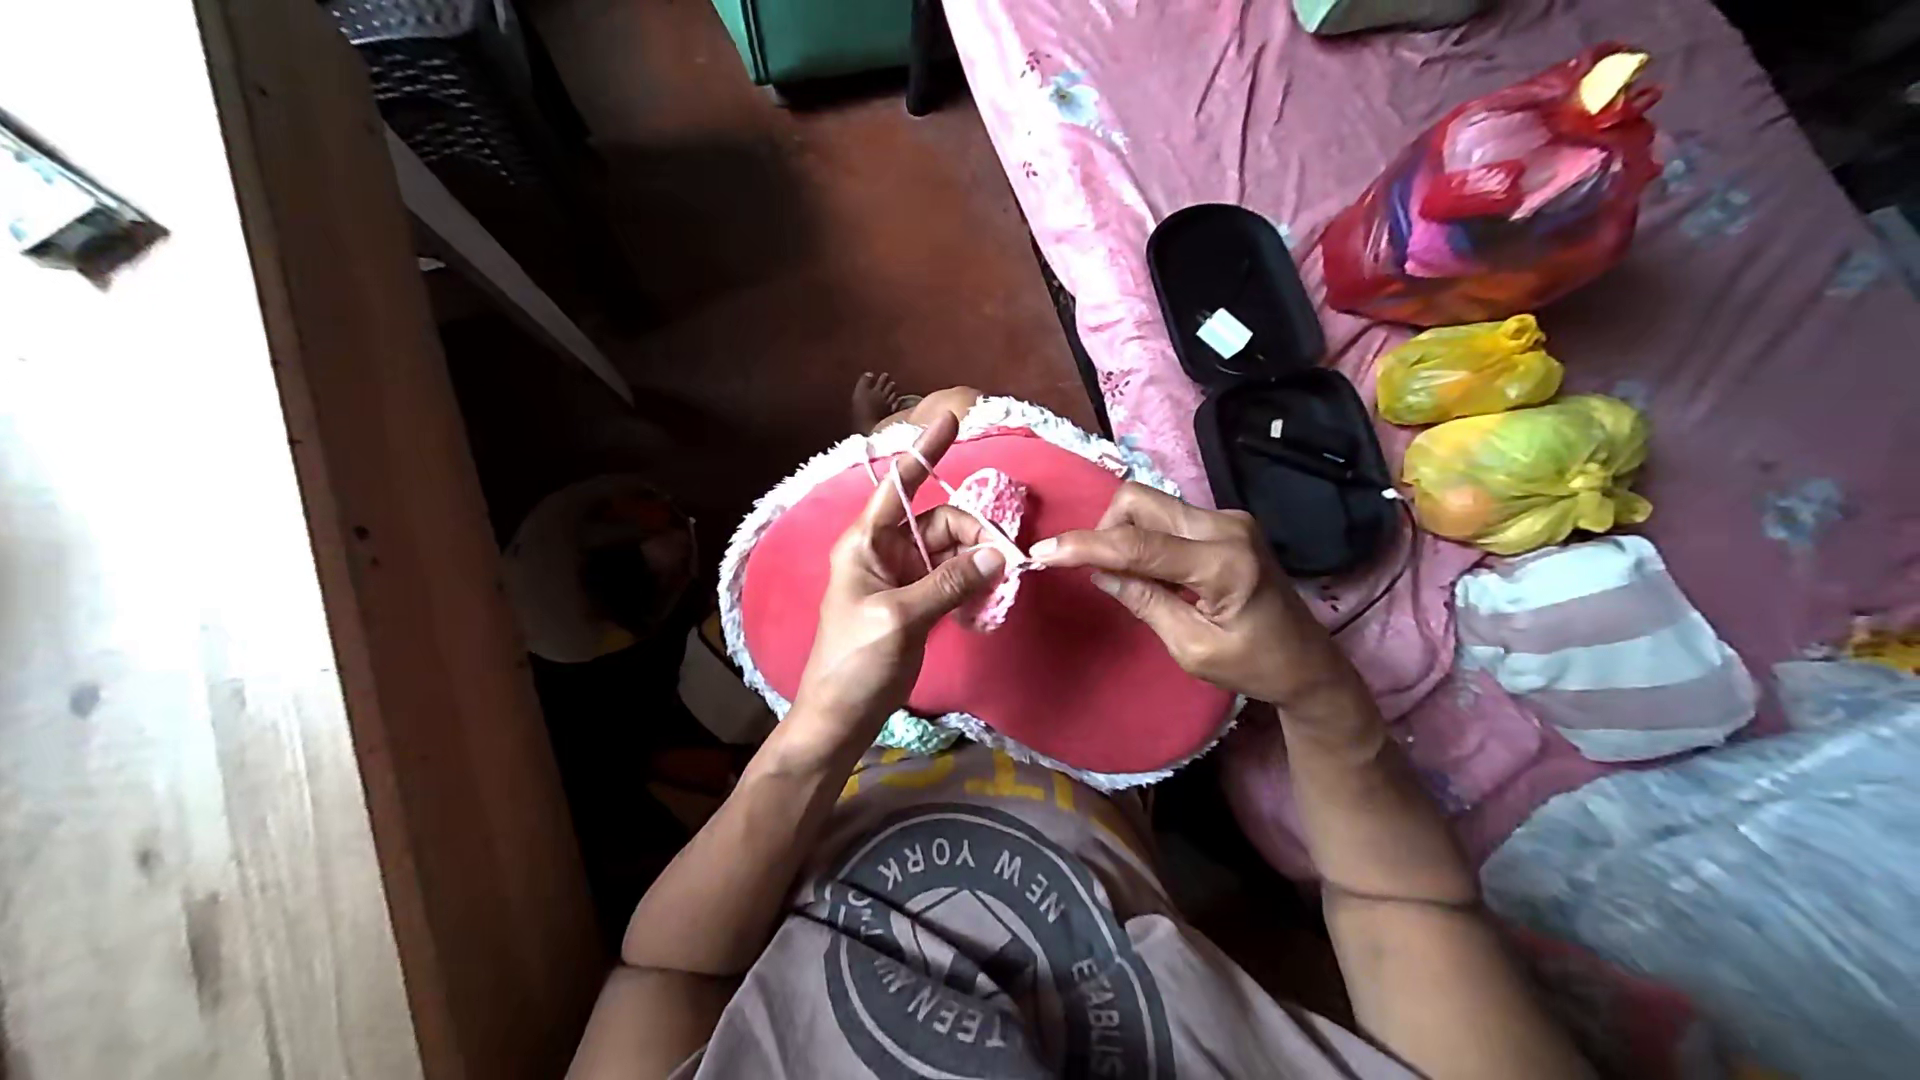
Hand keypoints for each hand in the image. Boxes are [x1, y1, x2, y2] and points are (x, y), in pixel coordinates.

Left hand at [789, 413, 1004, 754]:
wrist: (842, 714)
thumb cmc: (855, 660)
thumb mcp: (900, 617)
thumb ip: (949, 583)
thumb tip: (997, 555)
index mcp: (866, 541)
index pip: (898, 484)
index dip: (925, 451)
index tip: (952, 417)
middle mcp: (886, 551)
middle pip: (939, 522)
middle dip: (974, 533)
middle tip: (1006, 561)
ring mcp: (904, 577)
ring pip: (952, 552)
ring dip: (978, 564)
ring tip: (999, 588)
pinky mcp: (919, 602)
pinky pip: (954, 580)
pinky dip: (973, 587)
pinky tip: (985, 606)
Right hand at [1029, 482, 1354, 708]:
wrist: (1309, 662)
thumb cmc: (1254, 666)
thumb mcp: (1192, 648)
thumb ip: (1145, 602)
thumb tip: (1099, 571)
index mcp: (1224, 564)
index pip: (1138, 544)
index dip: (1084, 545)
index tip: (1042, 553)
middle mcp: (1227, 527)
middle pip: (1140, 501)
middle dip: (1104, 529)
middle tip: (1099, 571)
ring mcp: (1228, 519)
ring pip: (1151, 504)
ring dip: (1123, 533)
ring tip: (1125, 576)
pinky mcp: (1225, 523)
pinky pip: (1166, 516)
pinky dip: (1143, 537)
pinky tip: (1148, 570)